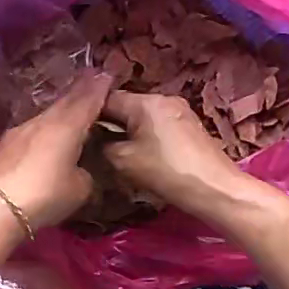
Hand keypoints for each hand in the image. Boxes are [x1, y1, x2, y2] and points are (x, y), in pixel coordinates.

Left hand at [0, 72, 114, 239]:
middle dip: (81, 92)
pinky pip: (33, 129)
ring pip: (47, 115)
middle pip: (66, 102)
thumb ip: (85, 172)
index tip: (108, 74)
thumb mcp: (79, 188)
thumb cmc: (45, 195)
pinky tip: (47, 135)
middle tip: (93, 81)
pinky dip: (45, 128)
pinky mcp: (5, 145)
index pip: (88, 100)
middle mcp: (43, 121)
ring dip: (61, 111)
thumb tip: (78, 168)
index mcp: (67, 125)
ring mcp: (21, 131)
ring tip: (73, 111)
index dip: (100, 88)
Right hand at [101, 91, 251, 212]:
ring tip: (110, 150)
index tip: (74, 129)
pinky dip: (143, 137)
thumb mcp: (122, 160)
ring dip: (125, 131)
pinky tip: (136, 154)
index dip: (88, 113)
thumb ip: (102, 144)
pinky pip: (156, 126)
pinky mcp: (188, 127)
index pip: (107, 98)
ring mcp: (179, 112)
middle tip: (89, 142)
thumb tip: (93, 139)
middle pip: (125, 106)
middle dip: (107, 123)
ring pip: (140, 117)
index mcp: (146, 102)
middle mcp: (163, 99)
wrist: (214, 189)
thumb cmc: (165, 171)